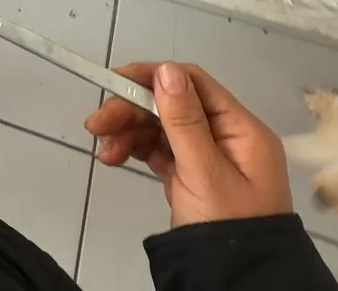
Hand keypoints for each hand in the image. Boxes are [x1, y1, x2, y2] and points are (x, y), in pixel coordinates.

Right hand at [84, 62, 292, 227]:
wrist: (237, 284)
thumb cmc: (228, 224)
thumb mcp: (205, 172)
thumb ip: (184, 120)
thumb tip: (166, 69)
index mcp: (240, 130)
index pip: (191, 83)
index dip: (151, 77)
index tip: (115, 84)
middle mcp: (224, 135)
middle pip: (168, 103)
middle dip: (130, 110)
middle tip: (96, 124)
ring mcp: (206, 154)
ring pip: (157, 124)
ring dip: (126, 130)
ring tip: (103, 149)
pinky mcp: (189, 171)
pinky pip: (155, 146)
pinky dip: (132, 147)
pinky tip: (113, 157)